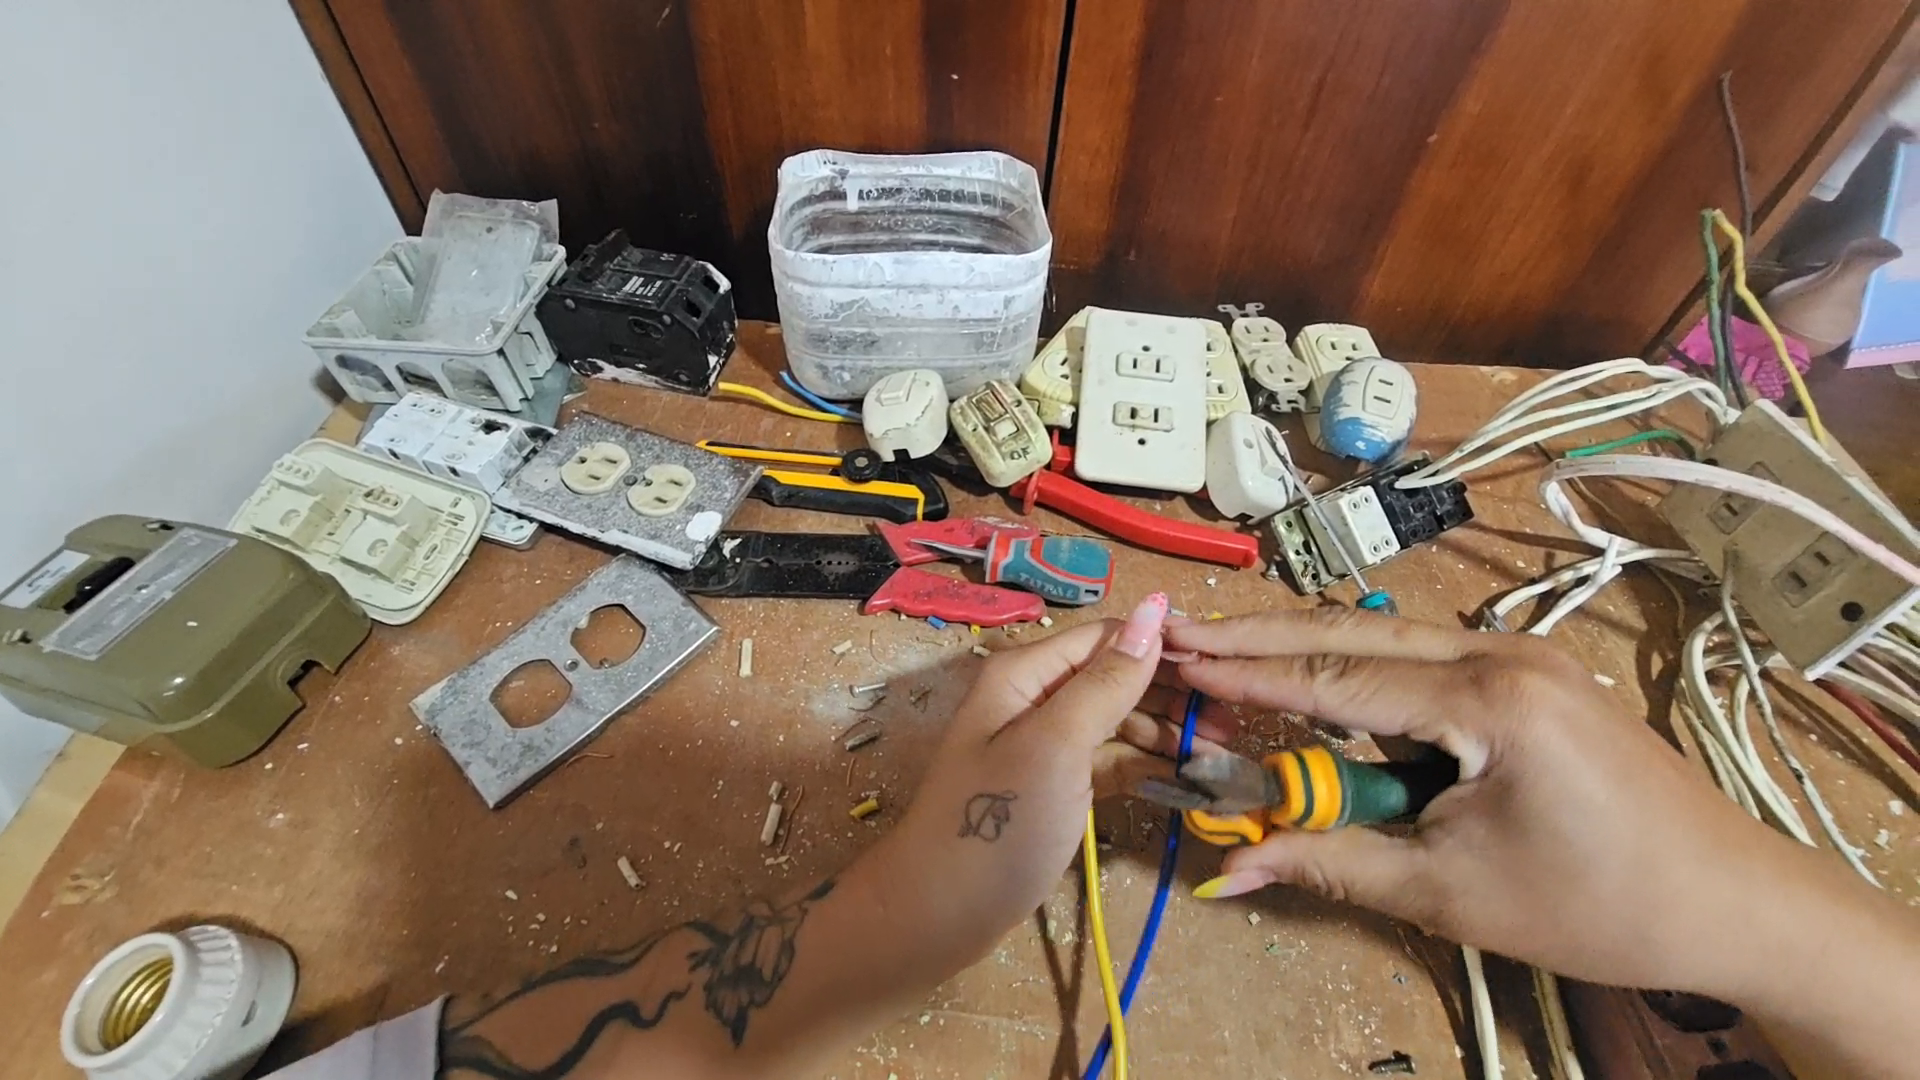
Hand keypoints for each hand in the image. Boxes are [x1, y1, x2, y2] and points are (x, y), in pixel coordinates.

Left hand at [857, 593, 1231, 975]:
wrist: (941, 912)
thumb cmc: (998, 820)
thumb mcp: (1056, 743)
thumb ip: (1107, 680)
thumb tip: (1153, 610)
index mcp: (1026, 673)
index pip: (1104, 637)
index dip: (1160, 645)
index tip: (1222, 668)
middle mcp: (1035, 698)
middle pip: (1112, 677)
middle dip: (1168, 693)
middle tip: (1229, 723)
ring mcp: (1045, 744)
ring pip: (1115, 721)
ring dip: (1163, 733)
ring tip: (1219, 756)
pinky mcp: (1056, 785)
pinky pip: (1107, 761)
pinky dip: (1143, 767)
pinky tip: (1186, 779)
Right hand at [1161, 607, 1820, 997]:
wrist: (1744, 906)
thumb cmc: (1600, 907)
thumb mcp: (1449, 893)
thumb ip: (1326, 862)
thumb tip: (1226, 869)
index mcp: (1490, 700)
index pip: (1335, 680)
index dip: (1248, 674)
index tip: (1178, 661)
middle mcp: (1498, 652)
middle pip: (1346, 631)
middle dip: (1256, 633)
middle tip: (1180, 631)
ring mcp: (1511, 652)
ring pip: (1375, 633)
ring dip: (1296, 642)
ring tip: (1221, 646)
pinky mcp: (1516, 669)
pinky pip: (1408, 653)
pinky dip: (1344, 663)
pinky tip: (1302, 672)